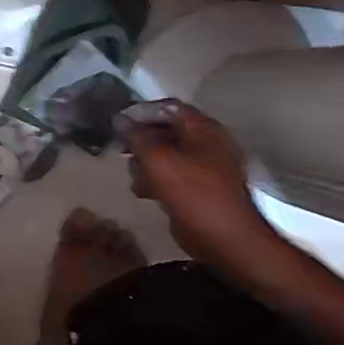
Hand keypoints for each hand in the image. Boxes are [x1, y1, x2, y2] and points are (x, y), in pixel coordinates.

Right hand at [117, 100, 284, 268]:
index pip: (169, 107)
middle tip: (122, 150)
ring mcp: (204, 167)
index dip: (141, 111)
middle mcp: (206, 144)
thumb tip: (120, 119)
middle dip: (140, 141)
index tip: (118, 122)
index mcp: (204, 131)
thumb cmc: (193, 192)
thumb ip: (136, 136)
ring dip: (144, 163)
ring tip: (137, 178)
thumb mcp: (157, 159)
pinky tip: (145, 192)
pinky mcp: (197, 187)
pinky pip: (169, 174)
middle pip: (164, 131)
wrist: (225, 237)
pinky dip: (154, 180)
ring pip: (162, 154)